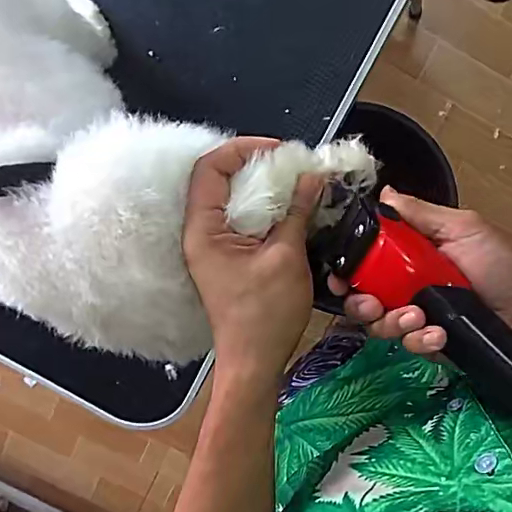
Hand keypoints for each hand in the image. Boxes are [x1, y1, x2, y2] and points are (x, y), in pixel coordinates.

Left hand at [183, 138, 322, 375]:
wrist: (255, 361)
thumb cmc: (267, 313)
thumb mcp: (287, 257)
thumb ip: (296, 212)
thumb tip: (311, 177)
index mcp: (203, 229)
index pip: (211, 168)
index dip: (243, 150)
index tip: (280, 150)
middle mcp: (200, 234)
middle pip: (221, 182)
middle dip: (258, 167)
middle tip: (294, 166)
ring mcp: (214, 249)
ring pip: (234, 203)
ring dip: (264, 191)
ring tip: (297, 186)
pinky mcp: (229, 262)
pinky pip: (244, 224)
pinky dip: (266, 213)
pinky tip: (291, 213)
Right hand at [332, 189, 511, 356]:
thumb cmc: (502, 268)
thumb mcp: (465, 229)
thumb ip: (422, 215)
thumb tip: (384, 194)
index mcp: (412, 255)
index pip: (367, 261)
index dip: (349, 269)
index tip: (342, 278)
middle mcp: (410, 286)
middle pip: (364, 297)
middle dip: (364, 304)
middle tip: (375, 304)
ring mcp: (420, 317)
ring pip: (382, 325)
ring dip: (393, 323)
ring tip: (418, 318)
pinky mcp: (432, 343)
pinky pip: (411, 346)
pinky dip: (420, 341)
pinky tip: (439, 335)